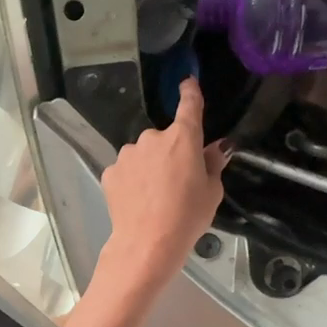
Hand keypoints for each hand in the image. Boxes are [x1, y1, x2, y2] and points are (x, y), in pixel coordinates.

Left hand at [98, 77, 228, 289]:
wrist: (146, 243)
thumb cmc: (187, 217)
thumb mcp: (211, 192)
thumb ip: (212, 163)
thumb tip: (216, 147)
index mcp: (183, 138)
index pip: (189, 106)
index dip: (190, 93)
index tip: (187, 83)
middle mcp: (152, 138)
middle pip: (165, 139)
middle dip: (170, 154)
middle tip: (177, 183)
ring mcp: (128, 154)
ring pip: (143, 154)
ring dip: (149, 167)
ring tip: (156, 197)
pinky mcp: (110, 172)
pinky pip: (126, 170)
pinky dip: (132, 180)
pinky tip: (138, 202)